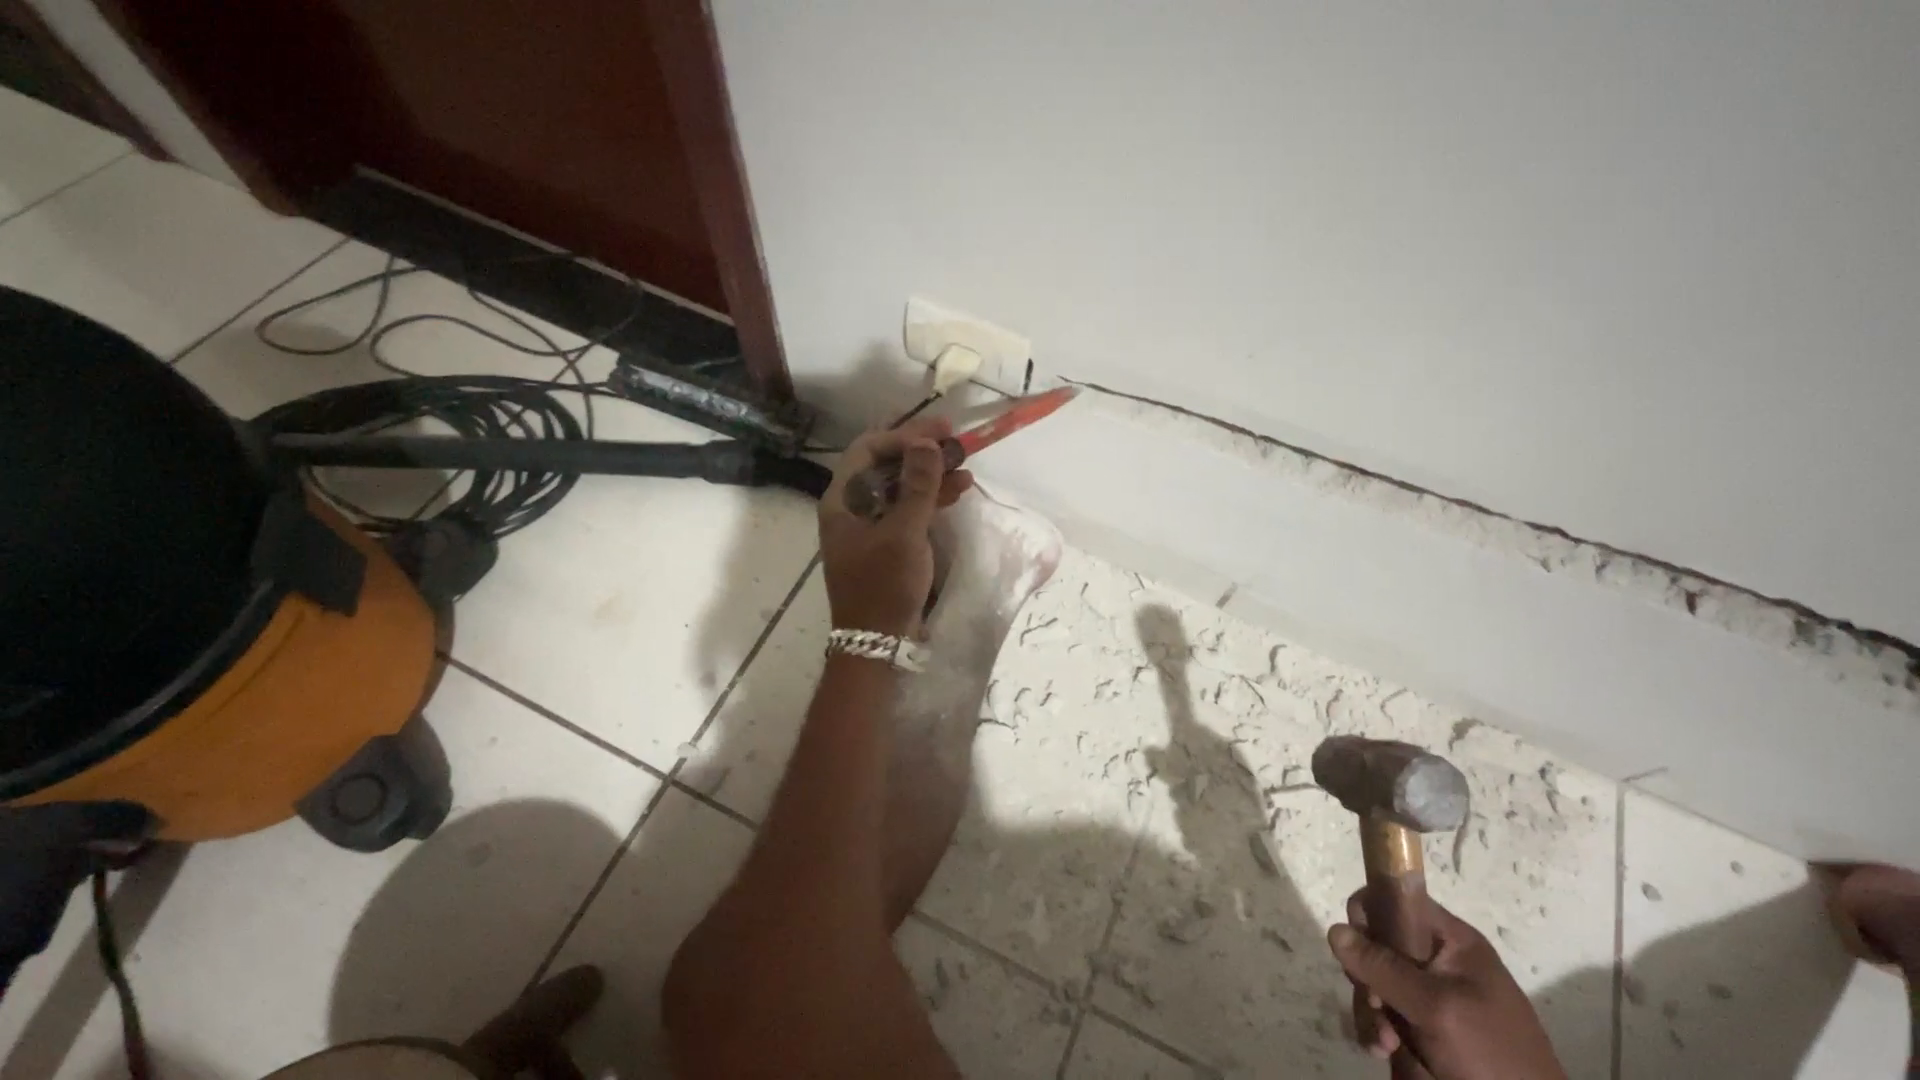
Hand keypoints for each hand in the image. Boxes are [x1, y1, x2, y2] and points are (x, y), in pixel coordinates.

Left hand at [818, 416, 971, 636]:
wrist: (876, 645)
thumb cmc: (884, 586)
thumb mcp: (904, 533)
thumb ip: (917, 486)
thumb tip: (927, 443)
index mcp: (842, 501)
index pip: (867, 449)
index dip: (903, 435)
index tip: (939, 431)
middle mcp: (850, 508)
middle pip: (883, 465)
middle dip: (919, 451)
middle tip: (954, 439)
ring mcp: (867, 528)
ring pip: (898, 488)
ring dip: (929, 474)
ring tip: (964, 465)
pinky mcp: (884, 546)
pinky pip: (906, 510)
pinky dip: (929, 499)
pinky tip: (957, 492)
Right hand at [1328, 888, 1566, 1079]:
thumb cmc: (1492, 1057)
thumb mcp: (1436, 1009)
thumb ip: (1385, 968)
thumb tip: (1334, 930)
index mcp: (1452, 941)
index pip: (1395, 900)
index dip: (1368, 917)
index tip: (1359, 952)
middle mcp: (1439, 960)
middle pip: (1376, 944)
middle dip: (1366, 978)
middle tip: (1376, 1007)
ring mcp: (1432, 995)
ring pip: (1376, 983)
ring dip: (1370, 1012)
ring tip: (1384, 1045)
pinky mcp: (1426, 1026)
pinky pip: (1384, 1014)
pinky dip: (1377, 1030)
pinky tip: (1383, 1051)